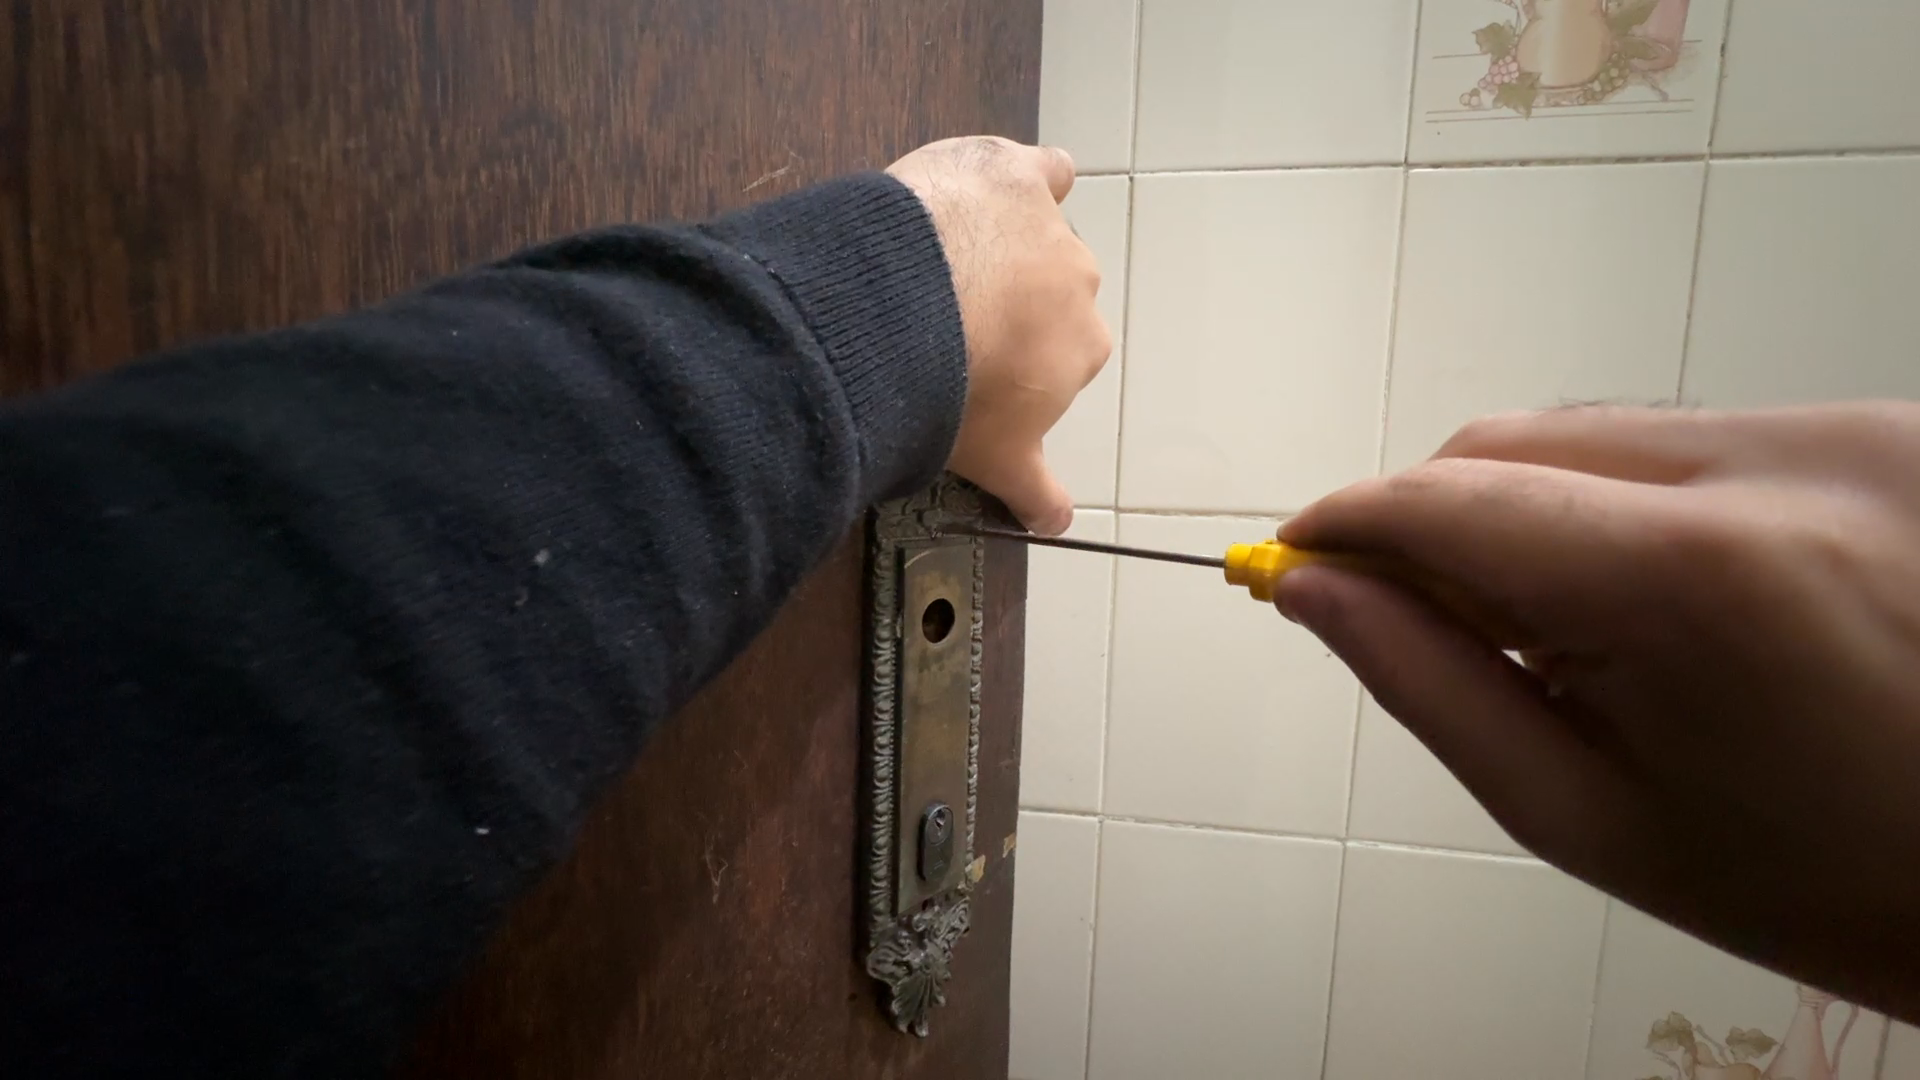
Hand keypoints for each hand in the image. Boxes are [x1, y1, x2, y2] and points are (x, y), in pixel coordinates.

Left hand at [887, 137, 1108, 534]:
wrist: (909, 322)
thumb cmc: (959, 398)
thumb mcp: (1000, 462)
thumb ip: (1037, 495)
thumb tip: (1060, 528)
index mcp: (1082, 348)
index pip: (1056, 356)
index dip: (1016, 364)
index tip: (978, 373)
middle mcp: (1079, 286)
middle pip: (1046, 297)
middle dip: (1009, 312)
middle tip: (952, 327)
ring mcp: (1047, 227)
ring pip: (1039, 239)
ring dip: (1004, 255)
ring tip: (947, 271)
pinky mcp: (1011, 175)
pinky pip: (1041, 170)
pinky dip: (1032, 178)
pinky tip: (1008, 186)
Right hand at [1274, 402, 1919, 1020]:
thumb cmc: (1810, 877)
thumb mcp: (1569, 805)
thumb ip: (1414, 678)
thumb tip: (1305, 587)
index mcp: (1691, 580)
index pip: (1444, 499)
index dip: (1342, 519)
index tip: (1291, 557)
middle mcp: (1782, 465)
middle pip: (1499, 444)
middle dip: (1418, 516)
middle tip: (1409, 605)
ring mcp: (1851, 430)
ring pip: (1572, 432)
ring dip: (1504, 507)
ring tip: (1538, 610)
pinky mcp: (1883, 426)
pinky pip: (1660, 439)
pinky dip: (1592, 497)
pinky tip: (1630, 582)